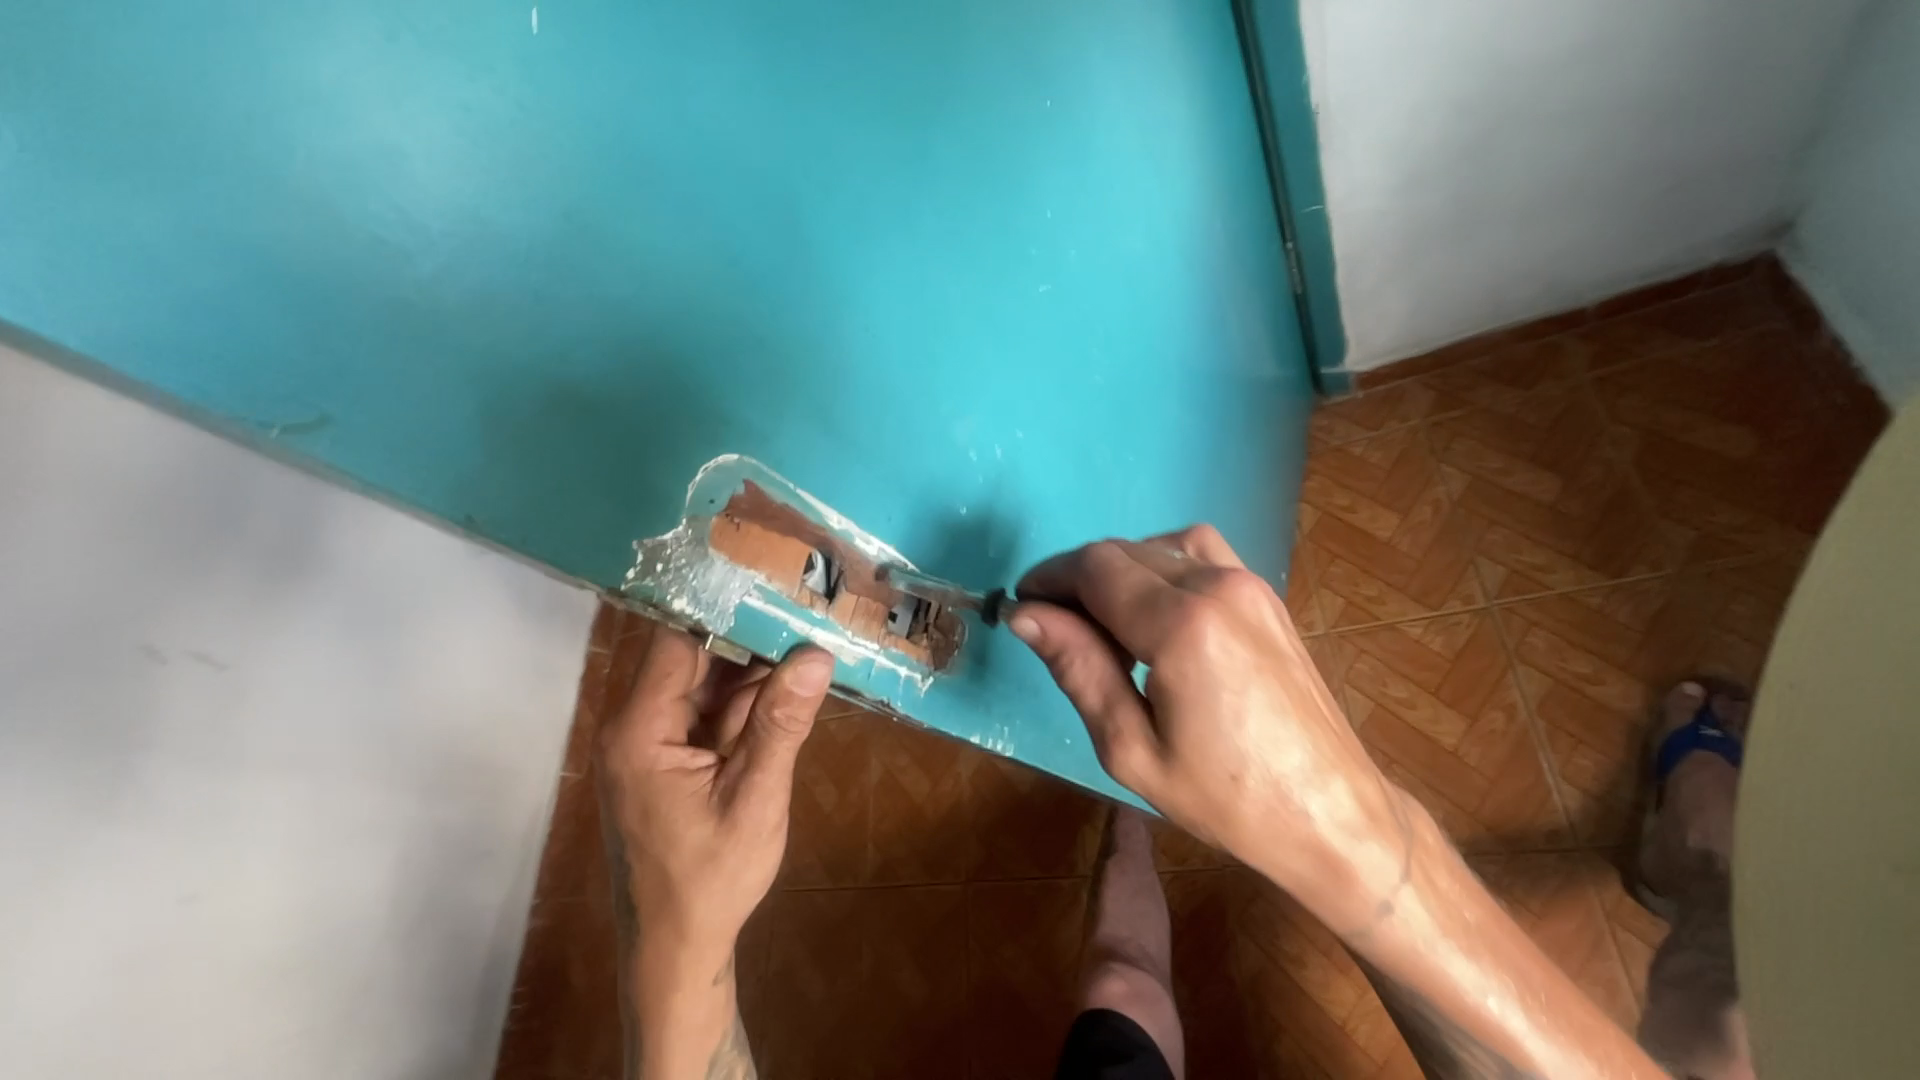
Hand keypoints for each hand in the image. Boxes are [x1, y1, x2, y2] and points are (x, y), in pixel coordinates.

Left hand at [596, 625, 833, 962]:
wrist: (677, 948)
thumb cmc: (710, 880)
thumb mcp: (754, 799)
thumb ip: (782, 724)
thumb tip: (817, 655)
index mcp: (641, 730)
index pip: (678, 640)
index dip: (724, 605)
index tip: (774, 575)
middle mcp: (637, 725)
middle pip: (694, 656)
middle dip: (750, 633)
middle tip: (806, 599)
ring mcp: (654, 741)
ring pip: (707, 682)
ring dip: (755, 667)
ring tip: (810, 629)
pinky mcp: (672, 758)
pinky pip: (711, 711)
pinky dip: (749, 700)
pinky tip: (792, 681)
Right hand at [1009, 526, 1406, 915]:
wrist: (1331, 814)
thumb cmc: (1225, 799)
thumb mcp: (1131, 748)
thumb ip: (1078, 669)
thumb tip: (1025, 615)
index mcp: (1182, 625)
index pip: (1094, 568)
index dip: (1048, 579)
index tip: (1021, 609)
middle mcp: (1217, 585)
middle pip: (1122, 550)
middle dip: (1076, 579)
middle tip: (1055, 630)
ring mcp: (1249, 584)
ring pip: (1159, 544)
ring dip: (1119, 570)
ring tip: (1105, 624)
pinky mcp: (1265, 595)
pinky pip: (1199, 553)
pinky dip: (1161, 565)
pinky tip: (1154, 613)